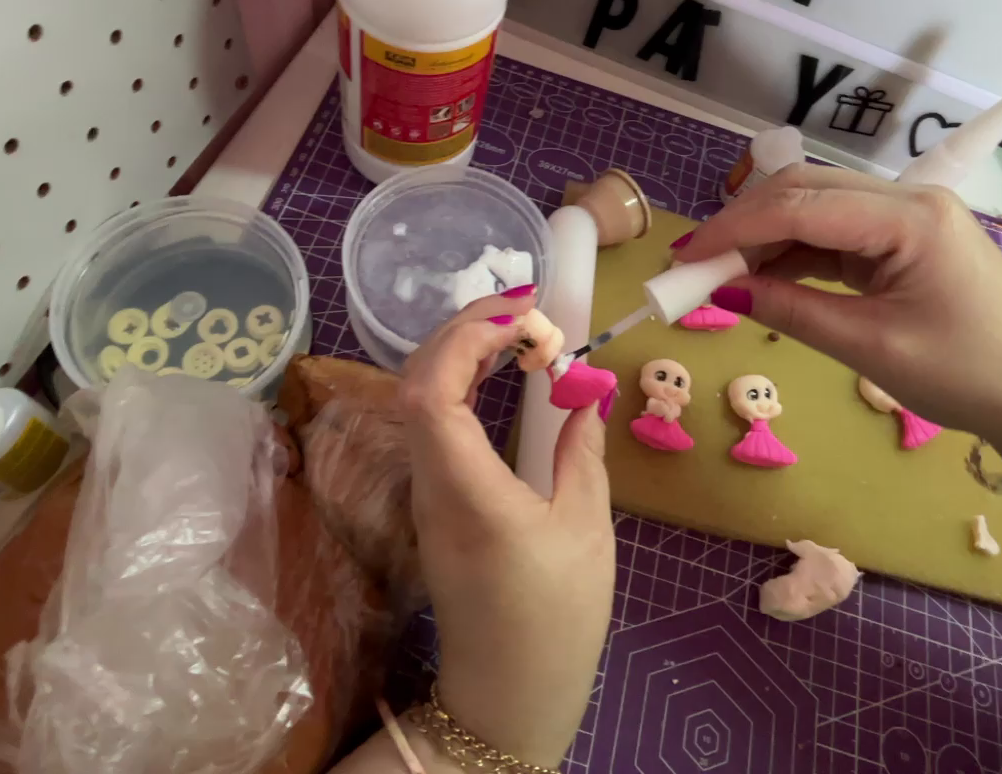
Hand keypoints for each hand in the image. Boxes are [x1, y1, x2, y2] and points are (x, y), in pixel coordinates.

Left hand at [397, 292, 614, 767]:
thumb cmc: (554, 620)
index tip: (522, 317)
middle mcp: (431, 481)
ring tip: (515, 327)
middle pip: (417, 381)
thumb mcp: (585, 530)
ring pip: (419, 397)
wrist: (506, 695)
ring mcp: (425, 489)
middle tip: (524, 307)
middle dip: (463, 330)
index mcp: (465, 491)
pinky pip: (433, 420)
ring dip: (461, 351)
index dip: (466, 340)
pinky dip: (461, 380)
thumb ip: (581, 450)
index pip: (431, 393)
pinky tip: (496, 371)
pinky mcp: (433, 496)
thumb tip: (585, 389)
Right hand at [675, 164, 1001, 474]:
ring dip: (762, 237)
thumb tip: (720, 291)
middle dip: (743, 223)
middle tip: (694, 264)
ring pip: (812, 207)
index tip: (683, 258)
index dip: (734, 228)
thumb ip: (789, 310)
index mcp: (910, 217)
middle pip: (803, 189)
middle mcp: (907, 199)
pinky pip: (830, 232)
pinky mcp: (899, 237)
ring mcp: (905, 215)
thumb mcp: (869, 347)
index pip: (801, 206)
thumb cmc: (966, 376)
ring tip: (718, 274)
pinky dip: (790, 252)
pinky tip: (760, 276)